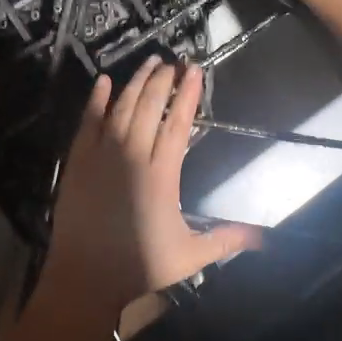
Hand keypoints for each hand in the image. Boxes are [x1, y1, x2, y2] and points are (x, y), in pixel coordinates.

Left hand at [46, 57, 261, 304]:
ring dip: (136, 83)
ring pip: (120, 108)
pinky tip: (104, 82)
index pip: (177, 124)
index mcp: (161, 175)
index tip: (194, 70)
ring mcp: (102, 156)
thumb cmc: (139, 266)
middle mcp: (132, 156)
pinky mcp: (77, 162)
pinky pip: (87, 122)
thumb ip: (226, 240)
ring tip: (149, 64)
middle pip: (149, 107)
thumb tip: (264, 238)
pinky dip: (96, 100)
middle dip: (163, 80)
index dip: (187, 95)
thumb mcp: (189, 256)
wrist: (84, 278)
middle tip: (173, 62)